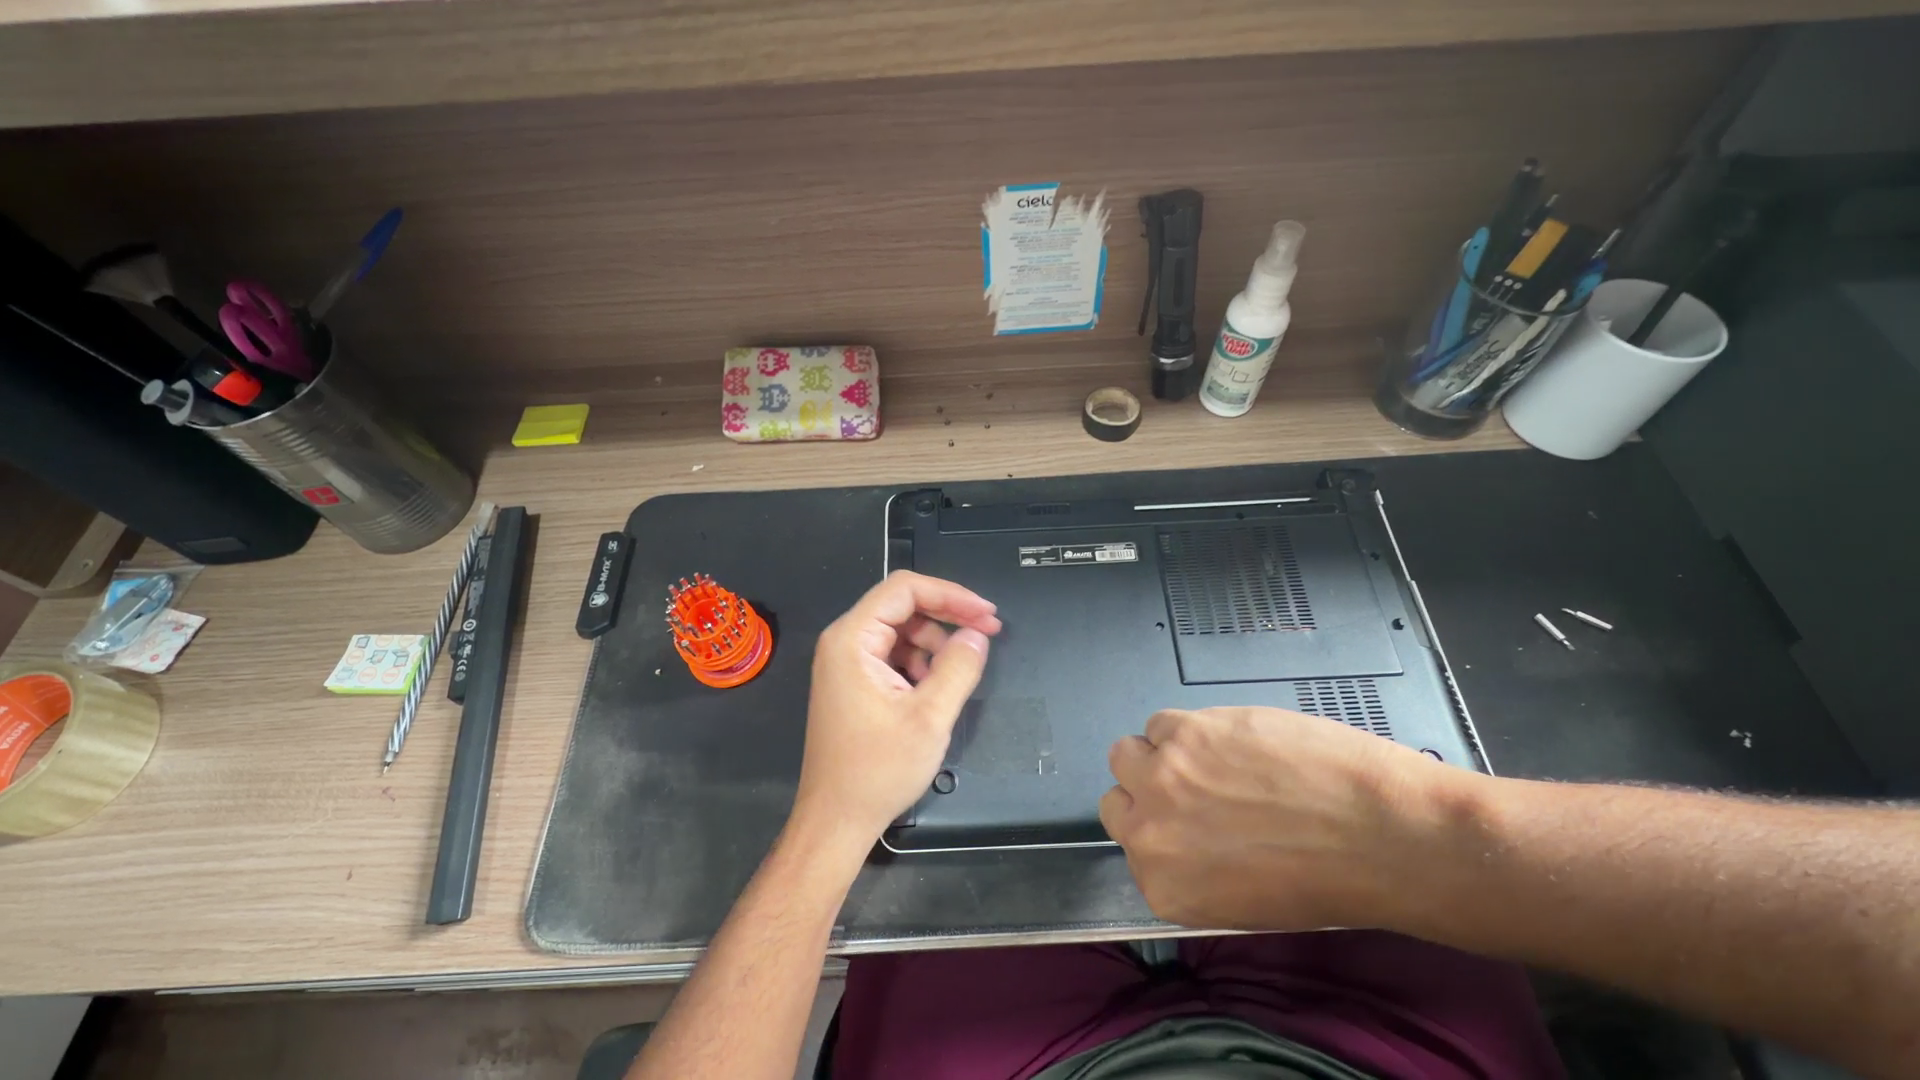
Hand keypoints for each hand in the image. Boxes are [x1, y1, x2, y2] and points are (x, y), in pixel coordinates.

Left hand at [792, 571, 1001, 849]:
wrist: (837, 820)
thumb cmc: (878, 770)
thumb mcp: (929, 718)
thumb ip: (958, 668)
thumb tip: (978, 635)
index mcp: (852, 640)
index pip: (904, 589)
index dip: (951, 594)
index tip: (988, 615)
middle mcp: (844, 643)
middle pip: (902, 606)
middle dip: (947, 616)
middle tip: (988, 635)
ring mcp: (846, 664)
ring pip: (901, 632)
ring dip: (935, 644)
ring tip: (958, 675)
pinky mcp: (854, 684)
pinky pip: (893, 656)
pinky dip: (920, 664)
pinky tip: (936, 690)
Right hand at [1099, 706, 1481, 931]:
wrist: (1383, 835)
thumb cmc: (1331, 879)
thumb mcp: (1246, 900)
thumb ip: (1193, 868)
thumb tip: (1185, 834)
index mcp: (1163, 886)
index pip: (1131, 848)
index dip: (1161, 830)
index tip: (1187, 822)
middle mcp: (1148, 834)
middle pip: (1116, 798)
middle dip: (1148, 792)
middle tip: (1194, 788)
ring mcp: (1162, 777)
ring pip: (1128, 752)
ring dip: (1161, 754)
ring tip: (1213, 759)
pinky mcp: (1188, 731)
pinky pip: (1164, 721)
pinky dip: (1190, 727)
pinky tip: (1234, 740)